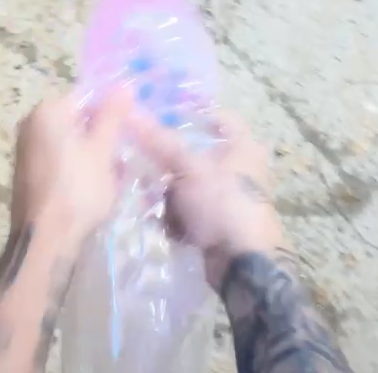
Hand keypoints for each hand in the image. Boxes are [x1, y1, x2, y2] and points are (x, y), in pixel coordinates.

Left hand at [10, 88, 130, 245]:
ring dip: (93, 156)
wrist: (46, 241)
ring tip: (113, 177)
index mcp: (46, 111)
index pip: (85, 97)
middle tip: (121, 158)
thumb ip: (112, 115)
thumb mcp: (102, 150)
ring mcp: (26, 150)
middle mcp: (30, 124)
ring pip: (70, 143)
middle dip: (101, 137)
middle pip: (77, 121)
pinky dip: (78, 170)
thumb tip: (124, 85)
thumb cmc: (78, 189)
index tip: (127, 132)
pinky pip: (60, 161)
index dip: (110, 113)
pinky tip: (94, 190)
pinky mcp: (28, 174)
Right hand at [125, 108, 287, 286]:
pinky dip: (176, 213)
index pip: (219, 116)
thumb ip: (160, 141)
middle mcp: (240, 170)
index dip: (193, 112)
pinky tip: (159, 219)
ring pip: (191, 184)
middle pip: (198, 153)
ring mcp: (230, 199)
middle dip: (169, 161)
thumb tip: (131, 111)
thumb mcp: (189, 168)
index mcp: (243, 147)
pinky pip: (192, 210)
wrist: (245, 267)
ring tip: (146, 195)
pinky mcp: (221, 224)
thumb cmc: (223, 203)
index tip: (163, 114)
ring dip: (168, 191)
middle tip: (143, 158)